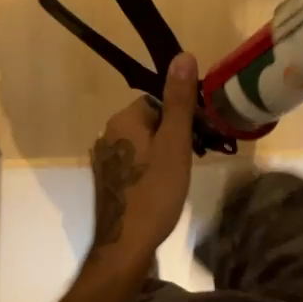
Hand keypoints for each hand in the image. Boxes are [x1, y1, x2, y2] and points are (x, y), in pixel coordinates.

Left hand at [87, 53, 199, 269]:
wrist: (126, 245)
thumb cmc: (155, 193)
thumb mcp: (175, 144)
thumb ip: (179, 101)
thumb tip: (184, 55)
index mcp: (122, 120)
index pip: (158, 102)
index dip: (181, 118)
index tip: (197, 140)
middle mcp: (108, 134)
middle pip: (151, 122)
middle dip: (173, 137)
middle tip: (190, 162)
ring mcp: (105, 159)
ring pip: (144, 144)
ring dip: (163, 155)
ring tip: (178, 178)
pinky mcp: (108, 181)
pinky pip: (135, 163)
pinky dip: (150, 171)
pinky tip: (161, 191)